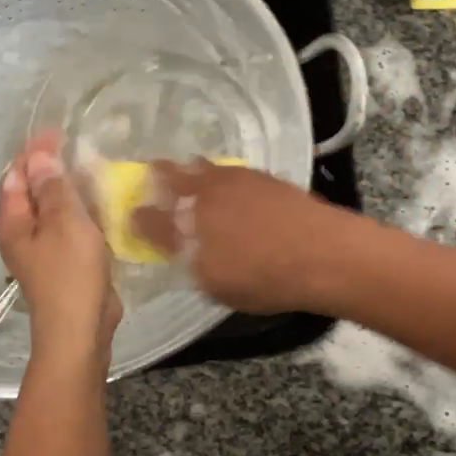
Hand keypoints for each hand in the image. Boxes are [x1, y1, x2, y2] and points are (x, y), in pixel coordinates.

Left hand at [0, 132, 121, 352]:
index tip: (59, 131)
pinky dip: (81, 212)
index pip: (17, 175)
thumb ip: (54, 188)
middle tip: (76, 145)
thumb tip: (41, 157)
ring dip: (68, 189)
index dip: (35, 152)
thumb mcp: (64, 222)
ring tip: (92, 168)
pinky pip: (69, 228)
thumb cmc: (70, 273)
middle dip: (50, 167)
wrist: (80, 329)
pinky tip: (101, 205)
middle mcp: (22, 234)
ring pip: (53, 210)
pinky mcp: (65, 263)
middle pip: (32, 191)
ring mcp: (43, 251)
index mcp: (13, 221)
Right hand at [130, 160, 362, 314]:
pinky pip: (226, 168)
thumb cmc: (267, 281)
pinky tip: (222, 179)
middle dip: (157, 178)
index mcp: (184, 232)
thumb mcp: (220, 288)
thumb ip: (196, 268)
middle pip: (168, 179)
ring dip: (186, 169)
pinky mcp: (257, 174)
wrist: (321, 252)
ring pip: (197, 167)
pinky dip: (216, 172)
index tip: (133, 217)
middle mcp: (200, 199)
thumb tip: (187, 254)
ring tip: (185, 171)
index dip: (137, 218)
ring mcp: (229, 181)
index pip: (147, 220)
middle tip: (152, 175)